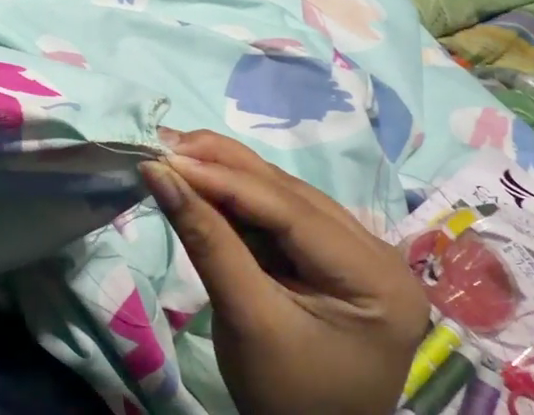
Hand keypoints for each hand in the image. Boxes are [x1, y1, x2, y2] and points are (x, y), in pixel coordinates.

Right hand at [142, 130, 428, 414]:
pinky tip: (197, 179)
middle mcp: (377, 254)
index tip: (162, 156)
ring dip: (223, 173)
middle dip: (220, 165)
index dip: (222, 177)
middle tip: (161, 142)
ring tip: (171, 153)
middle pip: (287, 193)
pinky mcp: (329, 259)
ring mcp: (356, 254)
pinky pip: (277, 215)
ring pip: (280, 195)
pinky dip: (233, 196)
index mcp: (377, 278)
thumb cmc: (286, 395)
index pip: (290, 210)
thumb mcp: (245, 318)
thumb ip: (205, 239)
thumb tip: (156, 171)